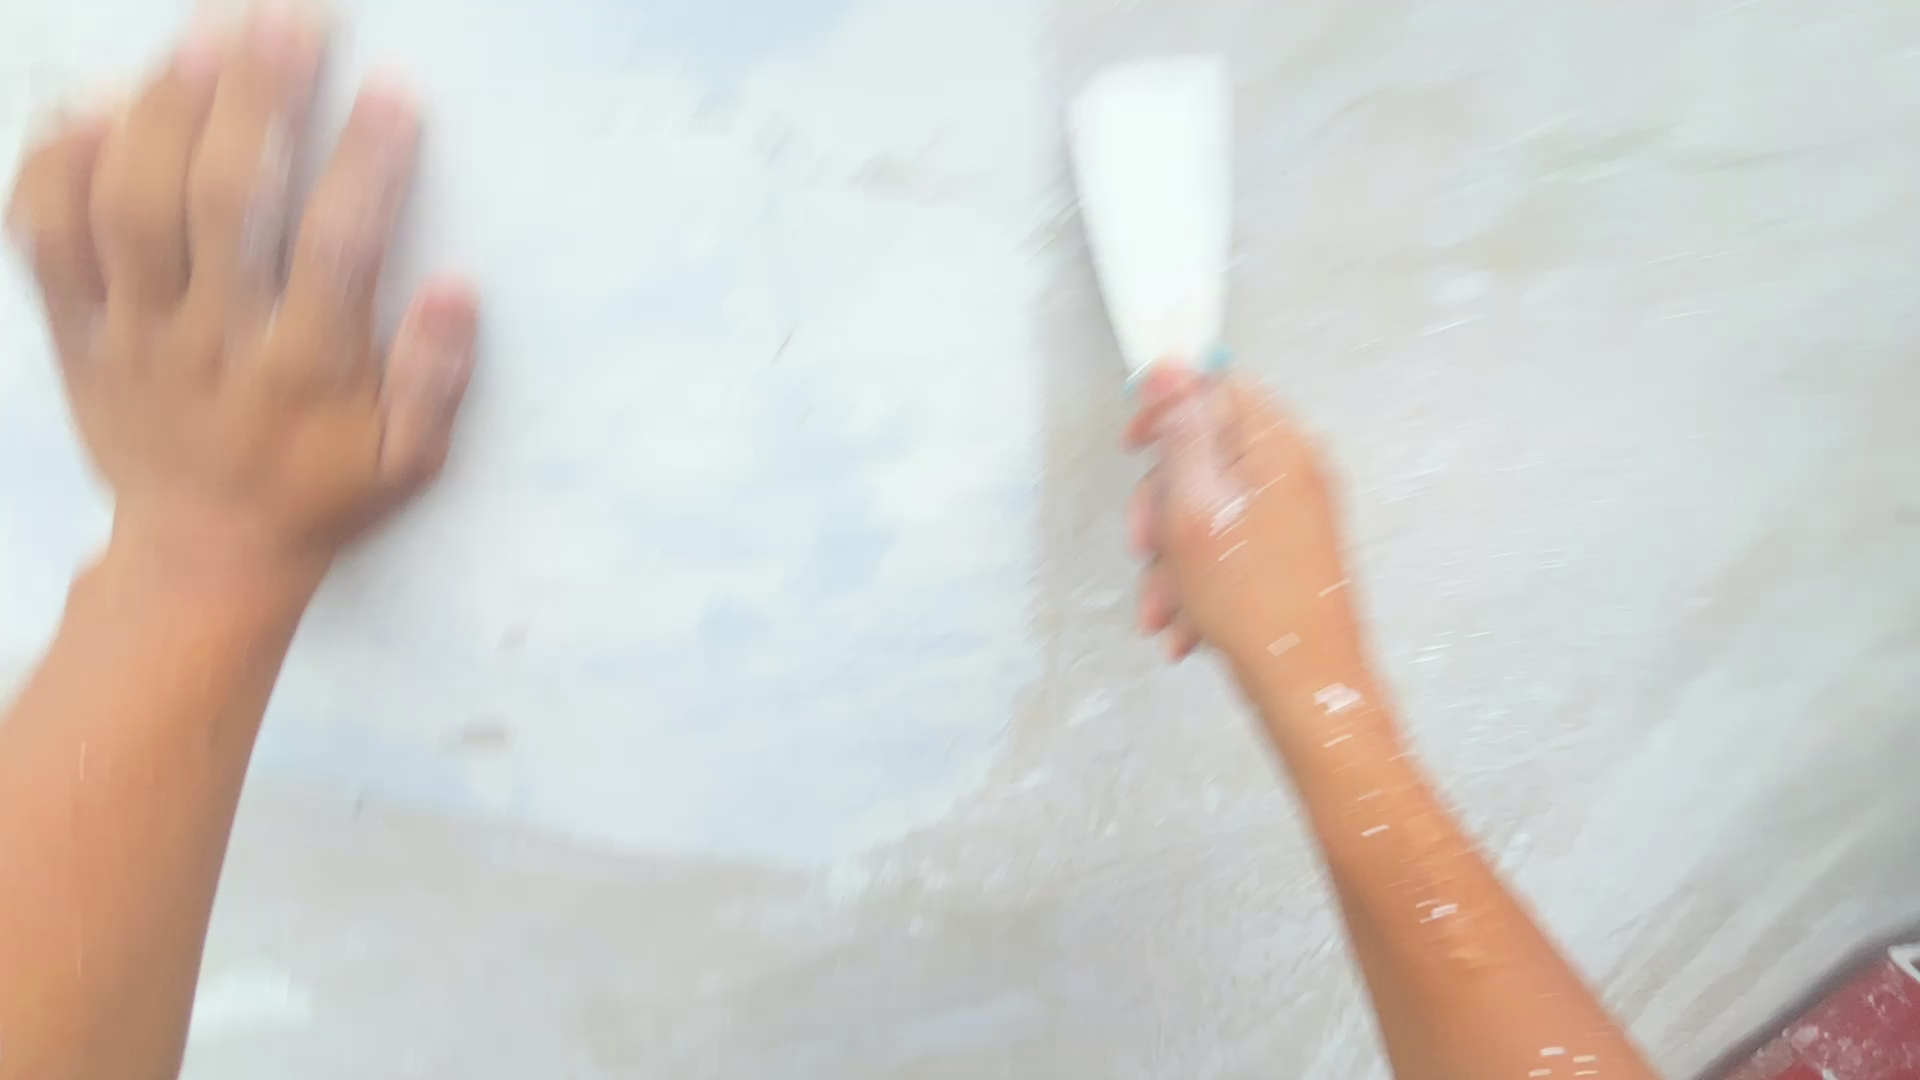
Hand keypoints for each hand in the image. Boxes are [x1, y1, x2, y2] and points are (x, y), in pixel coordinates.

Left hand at [4, 6, 475, 593]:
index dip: (367, 165)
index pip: (339, 247)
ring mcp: (133, 327)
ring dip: (165, 105)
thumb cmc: (329, 497)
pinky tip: (92, 103)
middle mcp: (216, 336)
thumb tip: (456, 287)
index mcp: (310, 368)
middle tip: (287, 20)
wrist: (208, 548)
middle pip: (225, 197)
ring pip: (129, 196)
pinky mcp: (73, 328)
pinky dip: (54, 157)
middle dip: (259, 98)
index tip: (392, 94)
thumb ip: (437, 378)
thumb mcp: (413, 460)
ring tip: (206, 34)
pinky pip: (43, 230)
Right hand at [1124, 363, 1363, 680]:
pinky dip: (1196, 579)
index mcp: (1276, 448)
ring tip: (1160, 612)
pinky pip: (1225, 544)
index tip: (1131, 448)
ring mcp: (1291, 513)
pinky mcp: (1285, 550)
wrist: (1305, 686)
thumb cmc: (1248, 598)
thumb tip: (1171, 364)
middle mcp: (1290, 471)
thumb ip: (1182, 432)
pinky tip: (1182, 625)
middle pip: (1203, 457)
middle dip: (1161, 509)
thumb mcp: (1195, 508)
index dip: (1166, 411)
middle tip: (1142, 548)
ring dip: (1171, 560)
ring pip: (1206, 510)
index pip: (1216, 390)